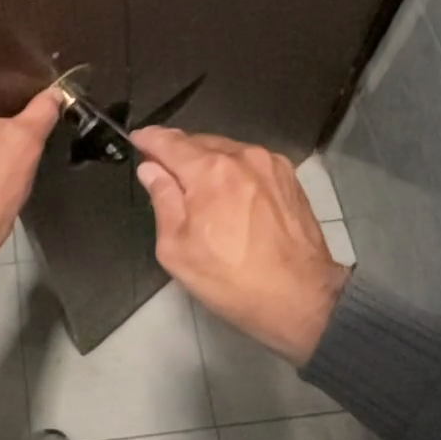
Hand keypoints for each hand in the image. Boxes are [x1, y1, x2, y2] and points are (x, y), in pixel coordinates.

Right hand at [130, 127, 348, 365]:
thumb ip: (162, 199)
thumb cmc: (232, 280)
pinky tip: (230, 194)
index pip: (169, 142)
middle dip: (178, 153)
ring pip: (226, 150)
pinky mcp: (288, 177)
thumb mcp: (177, 248)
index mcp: (210, 171)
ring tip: (197, 186)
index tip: (137, 139)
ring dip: (207, 161)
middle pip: (198, 143)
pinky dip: (233, 170)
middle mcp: (241, 156)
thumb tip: (151, 169)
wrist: (302, 300)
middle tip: (163, 170)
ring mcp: (269, 163)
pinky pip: (249, 162)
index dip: (149, 139)